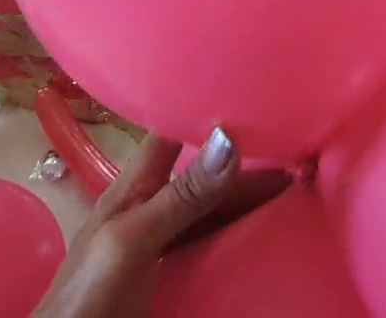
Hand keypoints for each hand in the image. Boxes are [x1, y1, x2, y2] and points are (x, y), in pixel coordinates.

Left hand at [34, 128, 289, 317]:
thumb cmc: (86, 297)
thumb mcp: (132, 241)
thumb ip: (181, 194)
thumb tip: (231, 136)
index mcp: (135, 185)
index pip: (175, 128)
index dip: (208, 105)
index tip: (255, 88)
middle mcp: (151, 206)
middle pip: (206, 170)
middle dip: (247, 155)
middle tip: (299, 143)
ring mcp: (161, 242)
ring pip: (213, 206)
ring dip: (249, 195)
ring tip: (297, 185)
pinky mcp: (171, 275)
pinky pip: (214, 242)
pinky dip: (241, 232)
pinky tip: (266, 232)